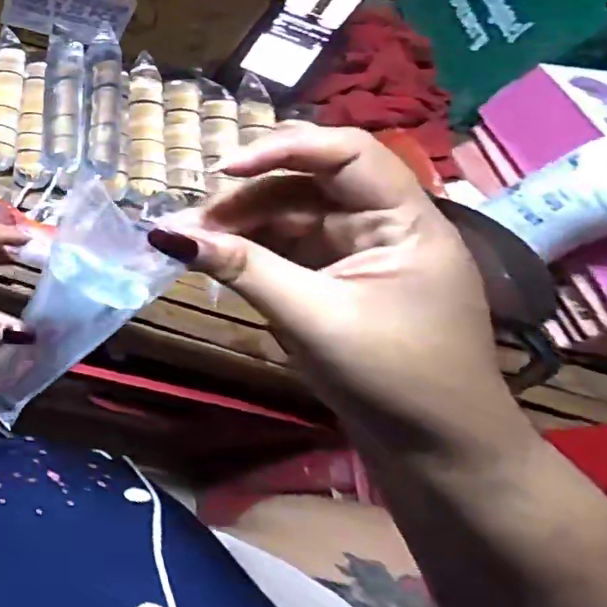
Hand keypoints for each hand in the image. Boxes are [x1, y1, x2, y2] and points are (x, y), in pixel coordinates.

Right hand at [149, 123, 531, 458]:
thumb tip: (167, 234)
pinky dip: (248, 248)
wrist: (440, 457)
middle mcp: (382, 222)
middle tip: (192, 222)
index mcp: (405, 220)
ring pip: (288, 213)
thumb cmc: (395, 380)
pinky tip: (213, 254)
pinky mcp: (334, 275)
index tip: (222, 170)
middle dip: (247, 195)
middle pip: (306, 181)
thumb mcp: (313, 319)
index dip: (282, 149)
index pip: (345, 152)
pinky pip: (284, 245)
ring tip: (189, 241)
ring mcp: (356, 249)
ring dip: (239, 223)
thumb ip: (242, 269)